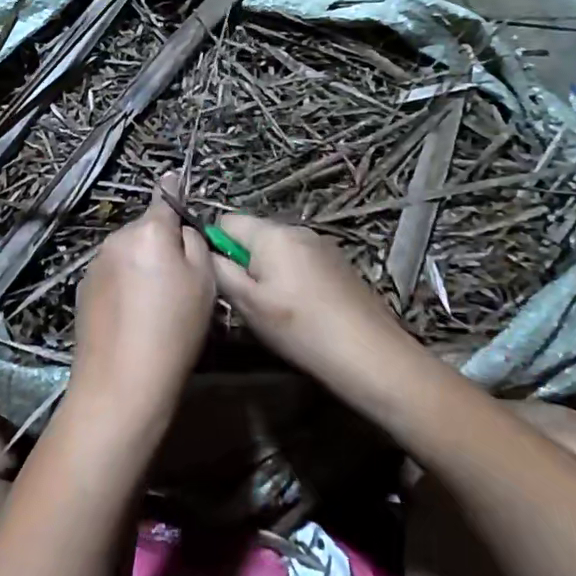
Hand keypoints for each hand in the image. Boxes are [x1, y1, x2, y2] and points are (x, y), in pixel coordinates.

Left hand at [71, 174, 216, 418]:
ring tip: (155, 303)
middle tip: (180, 279)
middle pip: (146, 229)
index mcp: (149, 230)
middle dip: (161, 242)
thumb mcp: (205, 282)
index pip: (164, 197)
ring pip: (128, 252)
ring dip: (141, 263)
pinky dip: (124, 282)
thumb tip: (179, 229)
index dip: (175, 190)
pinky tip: (132, 314)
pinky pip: (113, 273)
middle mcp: (117, 237)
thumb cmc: (174, 329)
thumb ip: (193, 243)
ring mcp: (95, 262)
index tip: (175, 178)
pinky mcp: (83, 287)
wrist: (122, 380)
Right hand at [210, 214, 407, 383]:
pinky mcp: (339, 264)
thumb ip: (220, 272)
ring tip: (276, 310)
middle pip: (254, 235)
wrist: (370, 354)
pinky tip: (303, 310)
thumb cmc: (300, 328)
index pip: (227, 220)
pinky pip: (300, 262)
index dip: (215, 244)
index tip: (222, 278)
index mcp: (272, 234)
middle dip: (244, 261)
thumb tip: (205, 253)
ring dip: (268, 272)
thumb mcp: (248, 304)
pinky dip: (293, 279)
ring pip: (277, 251)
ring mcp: (322, 245)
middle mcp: (298, 230)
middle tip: (248, 301)